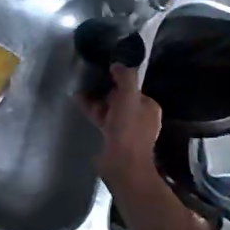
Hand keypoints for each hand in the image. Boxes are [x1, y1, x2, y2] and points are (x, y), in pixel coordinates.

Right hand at [79, 64, 161, 184]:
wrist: (123, 165)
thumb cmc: (129, 129)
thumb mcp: (129, 97)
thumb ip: (125, 78)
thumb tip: (118, 64)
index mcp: (150, 107)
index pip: (133, 89)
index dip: (118, 82)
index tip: (104, 76)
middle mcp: (141, 118)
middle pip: (121, 98)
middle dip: (104, 92)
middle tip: (89, 84)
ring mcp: (127, 130)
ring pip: (110, 110)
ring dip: (96, 101)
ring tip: (79, 92)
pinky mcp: (114, 140)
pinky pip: (104, 120)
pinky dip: (94, 112)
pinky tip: (80, 104)